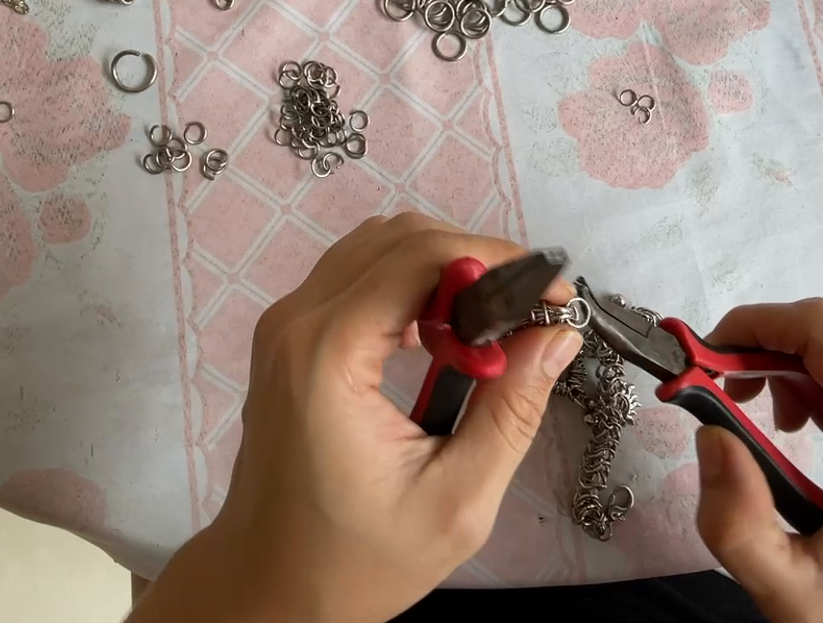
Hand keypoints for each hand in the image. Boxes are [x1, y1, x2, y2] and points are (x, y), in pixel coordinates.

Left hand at [128, 213, 581, 622]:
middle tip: (527, 305)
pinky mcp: (288, 328)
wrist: (267, 584)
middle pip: (400, 237)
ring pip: (378, 243)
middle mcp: (298, 317)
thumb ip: (512, 411)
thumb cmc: (358, 559)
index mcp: (329, 354)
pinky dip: (409, 277)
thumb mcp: (457, 503)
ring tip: (489, 317)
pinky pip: (357, 269)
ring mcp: (286, 318)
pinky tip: (439, 325)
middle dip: (475, 256)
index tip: (550, 292)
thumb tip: (556, 333)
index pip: (420, 255)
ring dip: (443, 262)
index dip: (494, 258)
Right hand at [695, 299, 822, 622]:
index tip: (706, 362)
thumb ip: (735, 520)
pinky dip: (822, 382)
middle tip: (729, 397)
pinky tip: (809, 431)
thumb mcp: (790, 594)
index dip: (753, 327)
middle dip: (767, 347)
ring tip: (767, 422)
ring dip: (792, 365)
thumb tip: (711, 434)